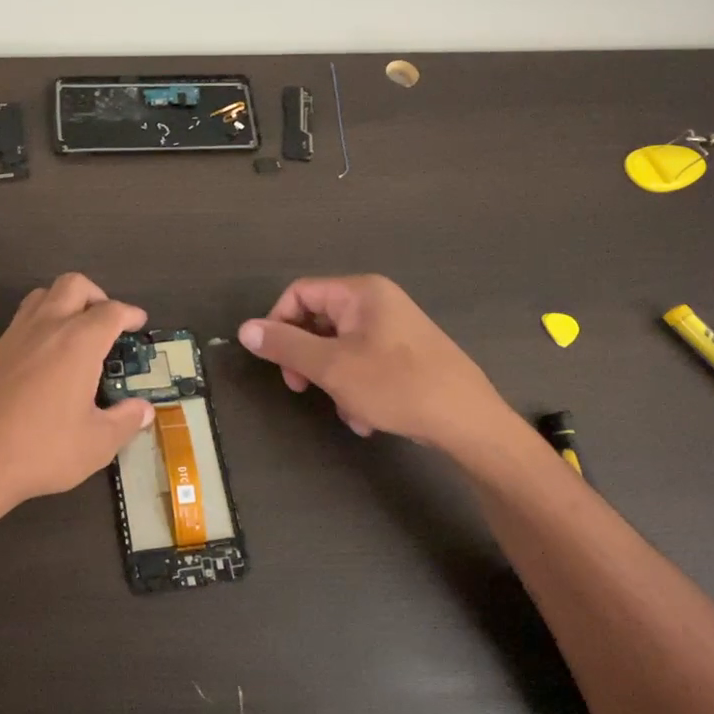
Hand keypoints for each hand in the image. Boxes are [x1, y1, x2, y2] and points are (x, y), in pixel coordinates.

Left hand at [0, 273, 154, 521]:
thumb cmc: (41, 448)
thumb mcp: (96, 443)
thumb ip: (124, 421)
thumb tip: (144, 410)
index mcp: (79, 342)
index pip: (111, 311)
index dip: (129, 313)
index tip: (138, 322)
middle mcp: (46, 327)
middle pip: (73, 285)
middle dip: (96, 295)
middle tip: (107, 321)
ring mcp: (14, 337)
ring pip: (42, 296)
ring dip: (64, 303)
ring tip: (76, 332)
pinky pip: (22, 320)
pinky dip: (40, 323)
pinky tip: (45, 357)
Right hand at [238, 275, 511, 447]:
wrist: (467, 420)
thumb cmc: (396, 385)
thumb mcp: (332, 367)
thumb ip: (285, 345)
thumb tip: (245, 329)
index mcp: (360, 293)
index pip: (299, 293)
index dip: (278, 323)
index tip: (276, 360)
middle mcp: (378, 302)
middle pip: (318, 321)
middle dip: (307, 359)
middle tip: (302, 388)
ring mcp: (395, 329)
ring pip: (339, 349)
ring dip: (333, 381)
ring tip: (347, 410)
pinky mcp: (406, 355)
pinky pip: (363, 363)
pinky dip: (356, 389)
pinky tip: (367, 417)